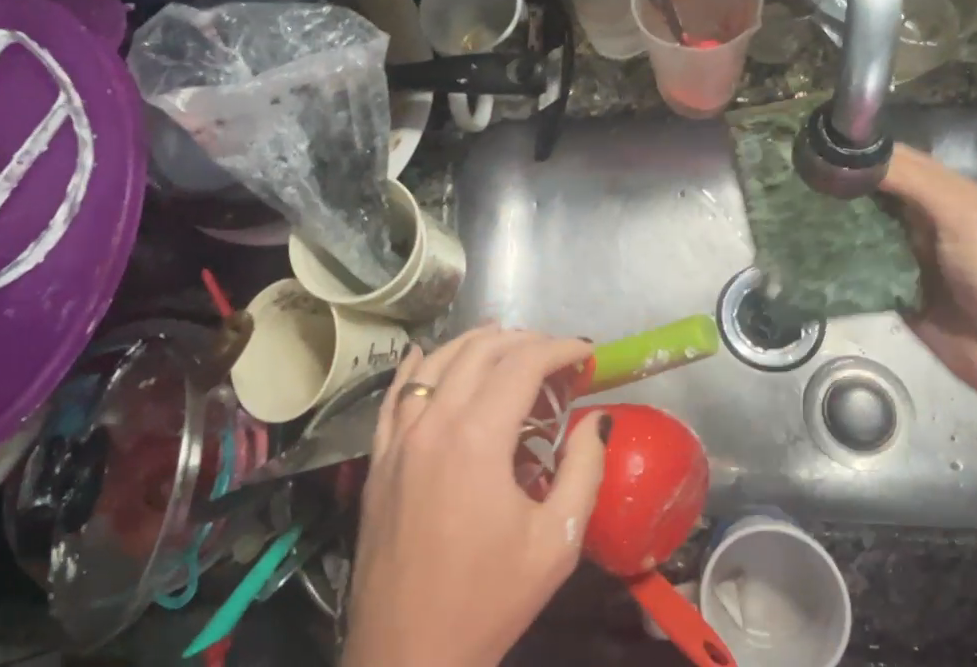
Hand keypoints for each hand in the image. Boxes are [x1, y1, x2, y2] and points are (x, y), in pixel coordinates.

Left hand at [342, 326, 608, 666]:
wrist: (407, 651)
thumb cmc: (488, 599)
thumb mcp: (555, 542)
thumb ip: (583, 471)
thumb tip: (598, 420)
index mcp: (477, 438)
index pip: (522, 364)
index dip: (559, 348)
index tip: (586, 352)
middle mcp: (433, 423)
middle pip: (479, 352)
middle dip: (523, 340)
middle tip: (555, 354)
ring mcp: (398, 439)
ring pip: (434, 362)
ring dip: (474, 344)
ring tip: (506, 343)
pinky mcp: (378, 459)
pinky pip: (395, 395)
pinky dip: (416, 367)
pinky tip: (425, 355)